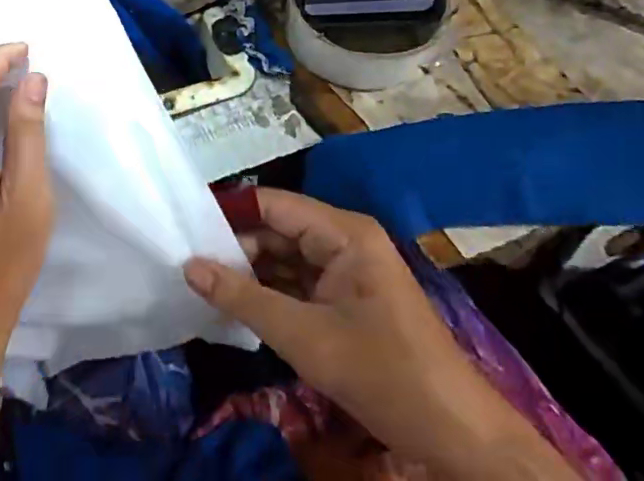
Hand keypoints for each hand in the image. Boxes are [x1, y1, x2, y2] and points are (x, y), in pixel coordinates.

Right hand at [184, 190, 575, 480]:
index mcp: (343, 233)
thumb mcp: (302, 336)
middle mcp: (344, 240)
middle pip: (276, 229)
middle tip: (191, 266)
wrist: (458, 438)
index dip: (228, 213)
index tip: (186, 230)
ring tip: (205, 285)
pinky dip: (270, 293)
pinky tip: (237, 306)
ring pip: (284, 257)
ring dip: (250, 273)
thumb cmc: (383, 373)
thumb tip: (188, 266)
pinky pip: (298, 282)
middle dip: (236, 248)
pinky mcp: (348, 297)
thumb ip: (241, 297)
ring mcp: (348, 270)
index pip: (271, 204)